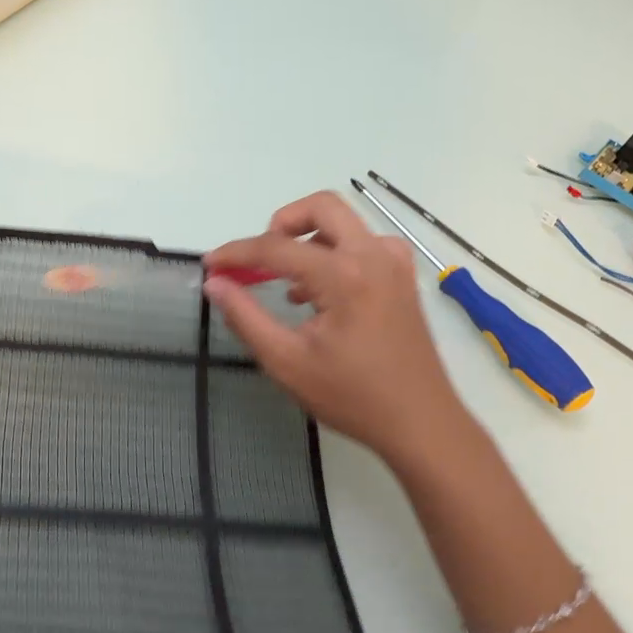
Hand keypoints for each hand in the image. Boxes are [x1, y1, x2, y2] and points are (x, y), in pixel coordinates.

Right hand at [203, 191, 471, 464]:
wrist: (423, 425)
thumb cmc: (353, 397)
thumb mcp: (287, 362)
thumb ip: (245, 317)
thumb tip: (215, 284)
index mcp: (344, 275)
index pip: (277, 247)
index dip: (236, 253)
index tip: (210, 265)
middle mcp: (372, 256)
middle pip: (321, 207)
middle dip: (281, 223)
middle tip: (260, 259)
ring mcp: (393, 264)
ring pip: (344, 223)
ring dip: (309, 238)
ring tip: (287, 284)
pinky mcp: (402, 278)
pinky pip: (362, 243)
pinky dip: (333, 253)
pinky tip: (318, 294)